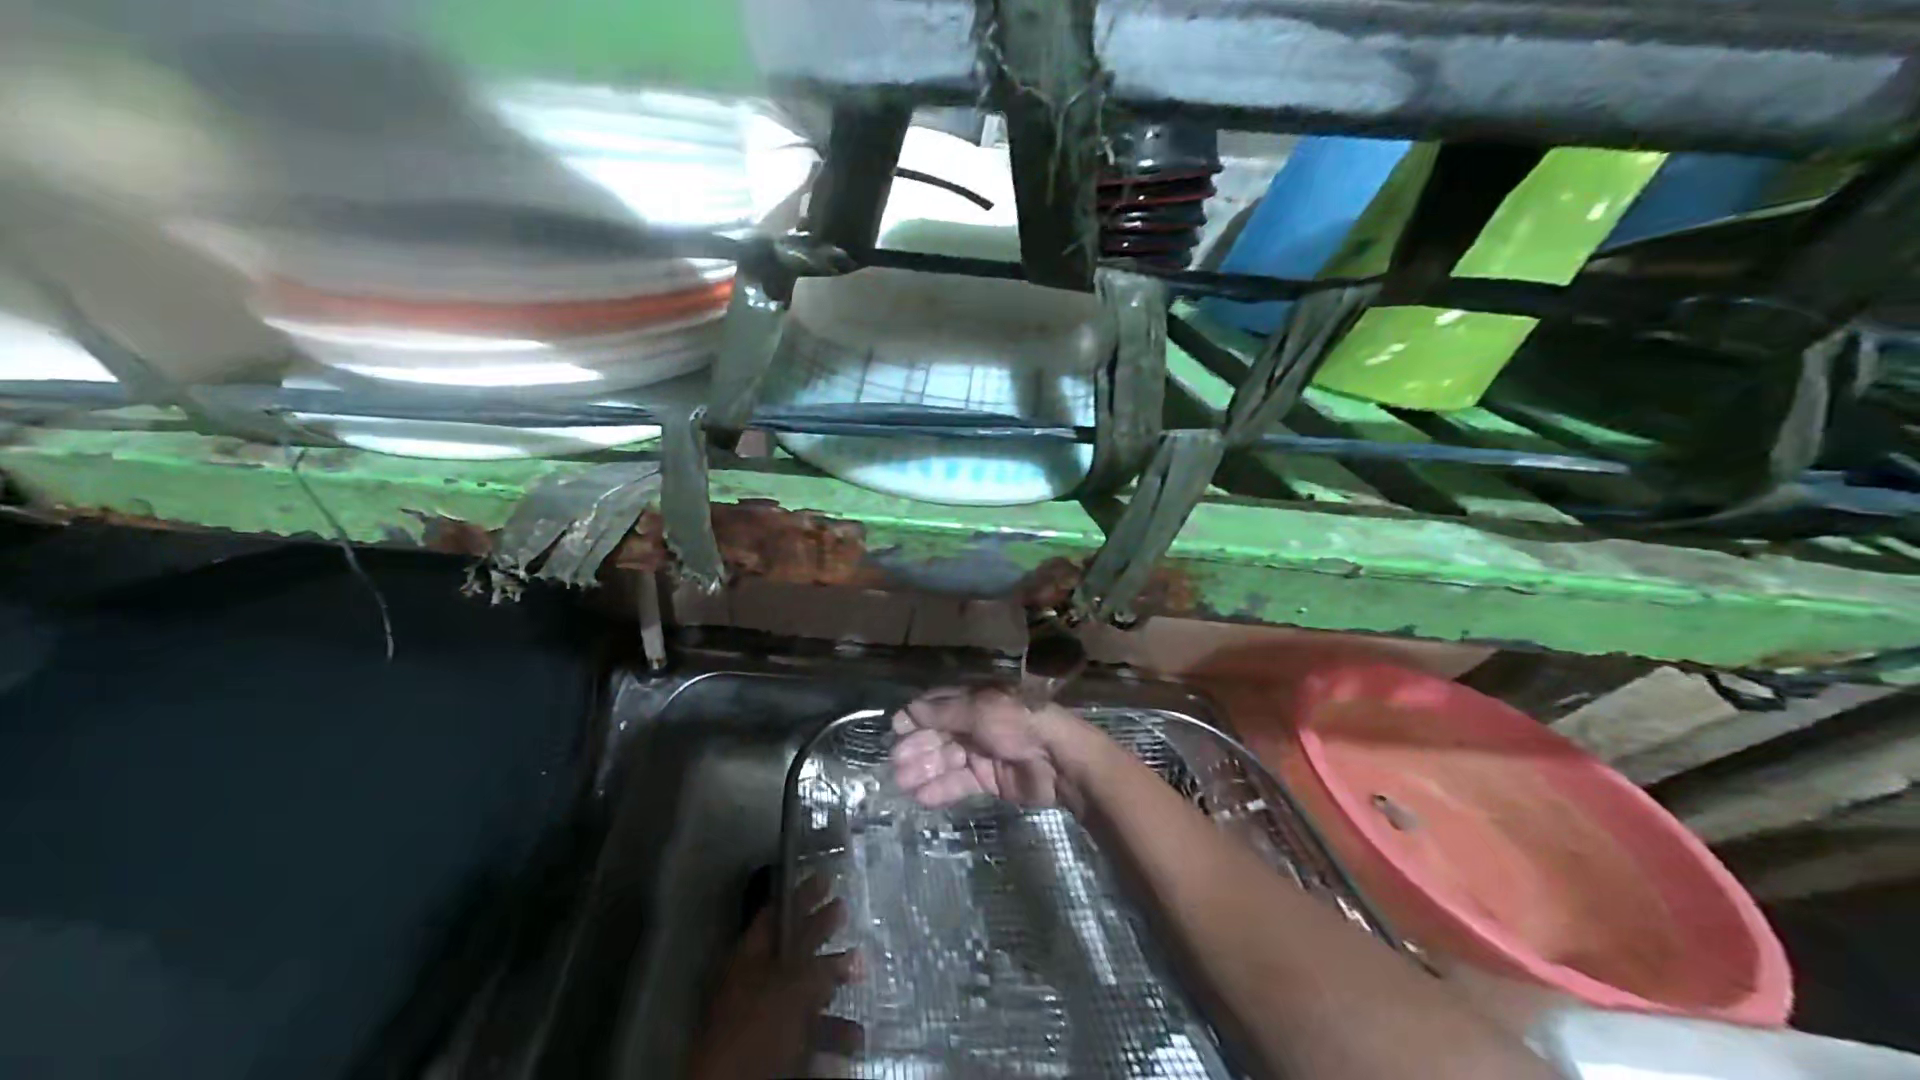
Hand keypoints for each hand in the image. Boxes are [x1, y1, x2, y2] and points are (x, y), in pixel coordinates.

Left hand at [685, 878, 860, 1079]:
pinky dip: (831, 1032)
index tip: (825, 878)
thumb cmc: (757, 1029)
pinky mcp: (774, 1051)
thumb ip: (819, 968)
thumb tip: (847, 958)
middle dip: (820, 930)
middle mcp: (755, 983)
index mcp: (750, 958)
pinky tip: (853, 1037)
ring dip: (834, 987)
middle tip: (843, 908)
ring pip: (804, 992)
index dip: (801, 895)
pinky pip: (808, 1033)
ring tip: (862, 978)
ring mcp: (764, 1018)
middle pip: (791, 947)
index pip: (776, 914)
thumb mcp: (792, 988)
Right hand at [889, 687, 1087, 808]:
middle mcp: (975, 725)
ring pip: (945, 761)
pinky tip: (920, 797)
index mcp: (975, 701)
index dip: (916, 718)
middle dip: (917, 748)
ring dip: (923, 770)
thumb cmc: (1017, 723)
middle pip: (938, 736)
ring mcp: (982, 753)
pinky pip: (959, 783)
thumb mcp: (979, 710)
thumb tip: (909, 709)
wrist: (1058, 759)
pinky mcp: (988, 780)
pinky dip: (940, 789)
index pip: (938, 707)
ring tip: (901, 783)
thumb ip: (943, 713)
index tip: (895, 730)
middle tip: (895, 762)